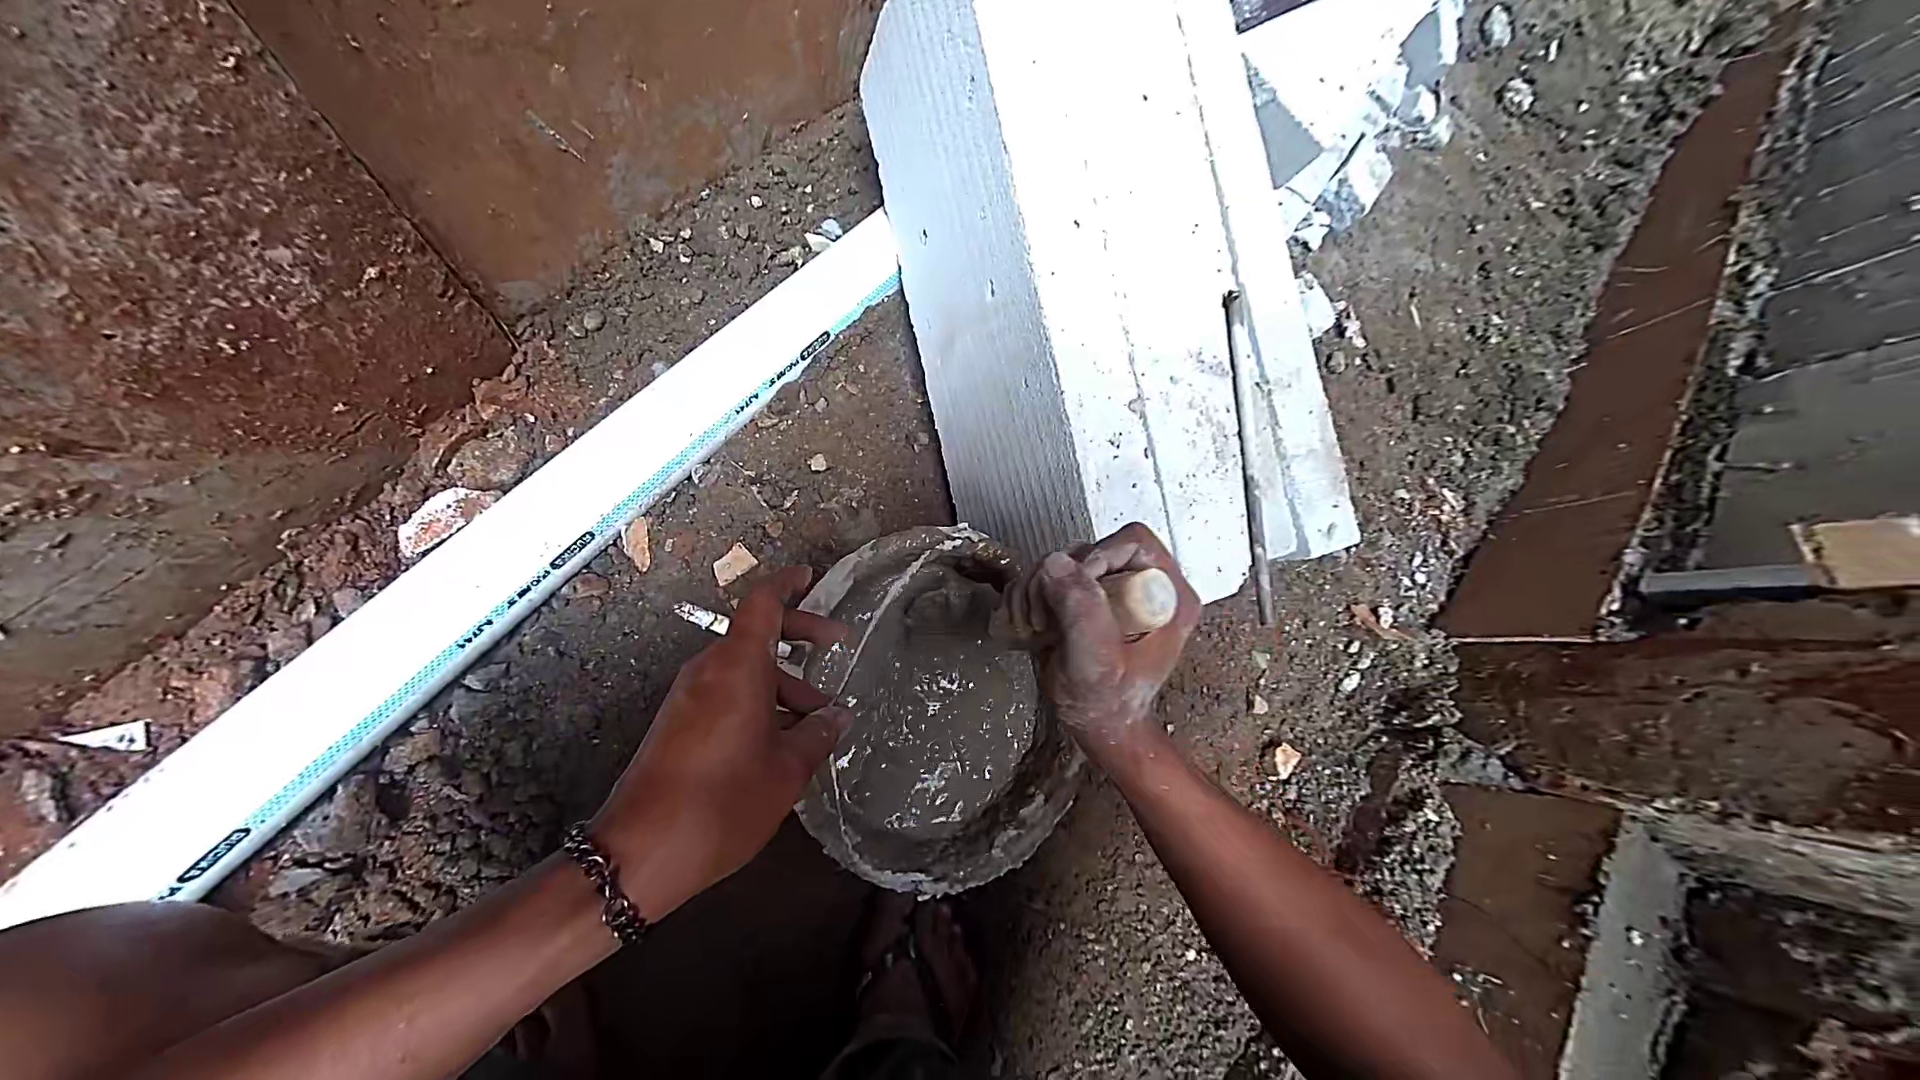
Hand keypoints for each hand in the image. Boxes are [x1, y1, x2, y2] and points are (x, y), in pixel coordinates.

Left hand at [590, 566, 850, 919]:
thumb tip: (837, 716)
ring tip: (816, 715)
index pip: (762, 603)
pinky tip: (783, 735)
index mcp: (737, 667)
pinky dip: (759, 699)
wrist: (638, 853)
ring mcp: (689, 696)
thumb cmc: (723, 802)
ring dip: (783, 679)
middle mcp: (708, 670)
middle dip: (799, 635)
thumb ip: (817, 734)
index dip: (788, 584)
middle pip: (756, 633)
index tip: (810, 576)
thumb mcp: (787, 770)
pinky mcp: (679, 722)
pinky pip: (727, 692)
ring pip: (744, 668)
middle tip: (837, 646)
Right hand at [1007, 523, 1201, 764]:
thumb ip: (1082, 613)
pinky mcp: (1084, 596)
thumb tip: (1057, 564)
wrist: (1098, 724)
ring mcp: (1110, 590)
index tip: (1075, 591)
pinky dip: (1029, 596)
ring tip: (1037, 625)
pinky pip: (1048, 576)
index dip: (1099, 558)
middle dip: (1058, 580)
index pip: (1134, 543)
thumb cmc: (1109, 704)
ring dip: (1038, 590)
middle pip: (1091, 548)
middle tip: (1046, 616)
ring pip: (1064, 561)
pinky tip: (1031, 625)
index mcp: (1168, 598)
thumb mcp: (1097, 663)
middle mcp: (1141, 586)